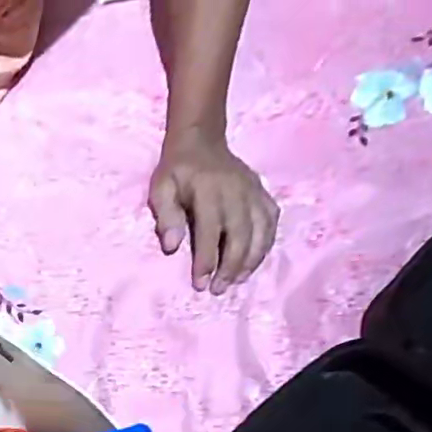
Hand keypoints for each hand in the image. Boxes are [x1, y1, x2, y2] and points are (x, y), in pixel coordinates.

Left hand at [148, 130, 278, 293]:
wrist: (201, 141)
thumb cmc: (176, 171)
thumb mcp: (161, 189)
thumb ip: (166, 216)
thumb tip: (171, 246)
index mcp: (209, 191)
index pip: (211, 232)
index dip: (207, 260)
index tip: (200, 285)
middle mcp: (236, 192)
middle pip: (240, 235)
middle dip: (231, 266)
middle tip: (219, 290)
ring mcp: (253, 192)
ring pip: (261, 230)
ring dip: (251, 260)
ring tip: (236, 281)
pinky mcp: (262, 193)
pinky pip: (271, 221)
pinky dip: (265, 244)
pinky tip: (254, 262)